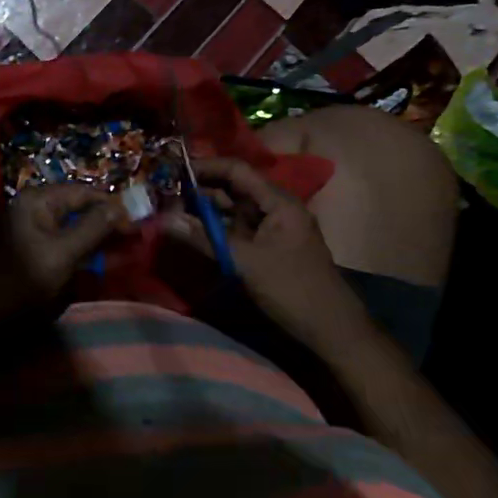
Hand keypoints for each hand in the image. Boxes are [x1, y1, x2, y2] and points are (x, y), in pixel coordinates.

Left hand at [0, 184, 123, 319]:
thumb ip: (93, 228)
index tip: (139, 223)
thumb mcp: (63, 253)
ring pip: (76, 224)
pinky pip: (68, 239)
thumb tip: (122, 206)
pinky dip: (87, 246)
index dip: (112, 205)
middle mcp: (35, 206)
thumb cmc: (24, 280)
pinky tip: (105, 257)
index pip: (83, 192)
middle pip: (80, 206)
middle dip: (108, 220)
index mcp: (38, 200)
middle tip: (136, 238)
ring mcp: (35, 226)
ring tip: (127, 247)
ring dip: (100, 235)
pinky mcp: (38, 247)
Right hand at [163, 157, 370, 347]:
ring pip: (233, 208)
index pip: (237, 170)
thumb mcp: (244, 262)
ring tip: (172, 209)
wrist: (333, 331)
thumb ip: (203, 238)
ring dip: (206, 209)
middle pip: (233, 187)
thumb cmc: (292, 289)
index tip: (173, 170)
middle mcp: (276, 207)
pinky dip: (217, 226)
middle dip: (200, 188)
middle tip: (165, 192)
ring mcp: (273, 227)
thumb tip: (163, 219)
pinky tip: (193, 229)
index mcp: (278, 202)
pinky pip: (238, 227)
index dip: (205, 167)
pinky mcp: (268, 245)